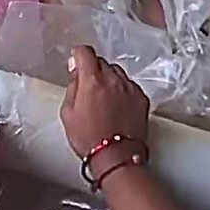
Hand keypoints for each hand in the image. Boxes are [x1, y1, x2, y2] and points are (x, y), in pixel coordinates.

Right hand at [62, 46, 184, 209]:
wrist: (117, 157)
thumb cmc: (88, 138)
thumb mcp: (67, 113)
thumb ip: (72, 88)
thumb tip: (76, 74)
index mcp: (92, 80)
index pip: (85, 52)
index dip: (78, 55)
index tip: (75, 63)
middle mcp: (113, 79)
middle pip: (102, 62)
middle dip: (93, 69)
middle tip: (87, 86)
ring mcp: (130, 88)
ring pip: (117, 73)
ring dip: (108, 79)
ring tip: (103, 97)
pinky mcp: (142, 99)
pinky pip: (129, 85)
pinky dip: (121, 90)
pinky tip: (116, 105)